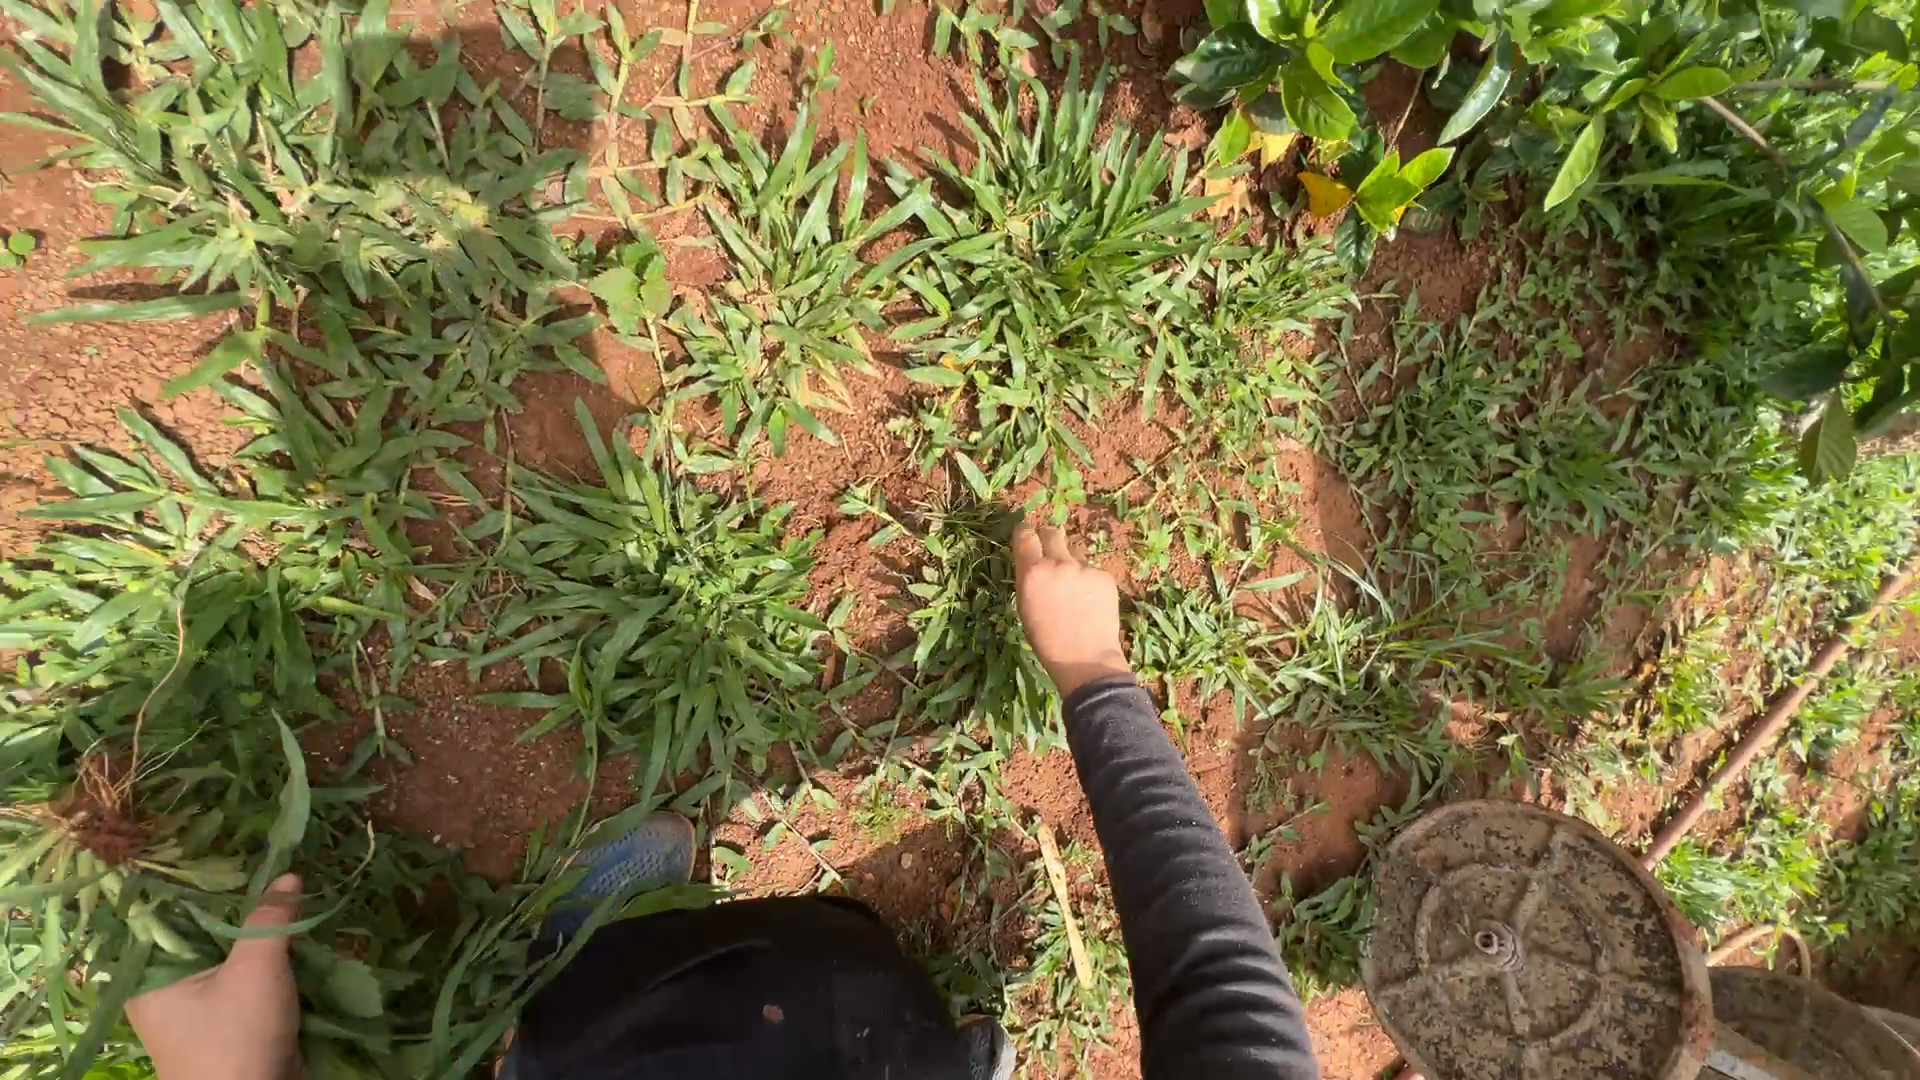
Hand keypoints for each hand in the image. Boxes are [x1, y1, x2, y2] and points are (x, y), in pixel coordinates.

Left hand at [126, 873, 303, 1079]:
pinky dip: (272, 954)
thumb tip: (290, 874)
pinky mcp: (231, 1017)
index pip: (174, 921)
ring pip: (233, 954)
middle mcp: (169, 991)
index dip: (207, 889)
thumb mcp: (258, 966)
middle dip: (246, 907)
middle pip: (208, 935)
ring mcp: (200, 1007)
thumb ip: (271, 918)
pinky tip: (298, 933)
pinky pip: (250, 973)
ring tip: (296, 895)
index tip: (243, 858)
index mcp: (154, 980)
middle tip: (281, 869)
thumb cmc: (237, 1031)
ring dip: (265, 931)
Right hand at [1012, 521, 1130, 698]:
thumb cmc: (1046, 639)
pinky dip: (1089, 581)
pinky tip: (1089, 601)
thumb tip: (1033, 562)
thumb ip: (1028, 579)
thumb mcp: (1024, 607)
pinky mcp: (1104, 575)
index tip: (1026, 534)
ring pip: (1075, 552)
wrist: (1084, 658)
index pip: (1025, 535)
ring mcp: (1083, 567)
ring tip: (1074, 589)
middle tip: (1050, 551)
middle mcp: (1057, 563)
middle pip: (1052, 532)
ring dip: (1071, 563)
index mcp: (1032, 572)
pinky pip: (1092, 570)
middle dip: (1049, 537)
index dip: (1025, 533)